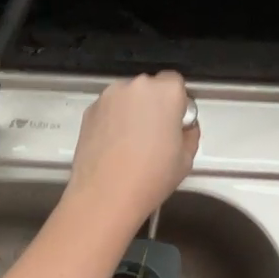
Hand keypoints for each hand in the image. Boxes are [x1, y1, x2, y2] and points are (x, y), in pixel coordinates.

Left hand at [65, 72, 198, 227]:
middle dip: (153, 105)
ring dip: (132, 111)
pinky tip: (113, 146)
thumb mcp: (186, 159)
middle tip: (153, 135)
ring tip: (130, 143)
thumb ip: (189, 133)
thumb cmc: (151, 176)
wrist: (105, 194)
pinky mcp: (89, 110)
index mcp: (166, 91)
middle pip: (150, 88)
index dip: (177, 103)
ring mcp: (108, 96)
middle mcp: (136, 85)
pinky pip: (109, 109)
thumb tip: (183, 127)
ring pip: (127, 98)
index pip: (176, 83)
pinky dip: (113, 121)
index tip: (174, 124)